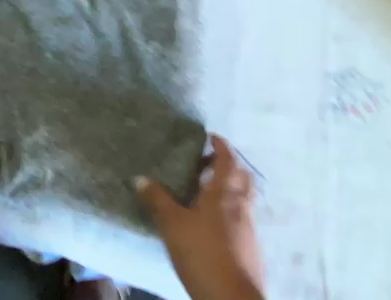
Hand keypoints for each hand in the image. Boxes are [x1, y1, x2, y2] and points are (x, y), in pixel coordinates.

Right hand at [136, 135, 265, 299]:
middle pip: (242, 178)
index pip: (228, 160)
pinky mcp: (250, 250)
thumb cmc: (203, 252)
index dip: (221, 146)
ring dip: (228, 191)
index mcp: (224, 194)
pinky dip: (229, 213)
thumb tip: (140, 177)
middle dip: (228, 167)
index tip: (210, 137)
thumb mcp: (172, 224)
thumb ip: (157, 200)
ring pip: (242, 200)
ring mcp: (249, 230)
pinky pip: (241, 220)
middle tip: (207, 165)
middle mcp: (240, 207)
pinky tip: (211, 224)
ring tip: (204, 194)